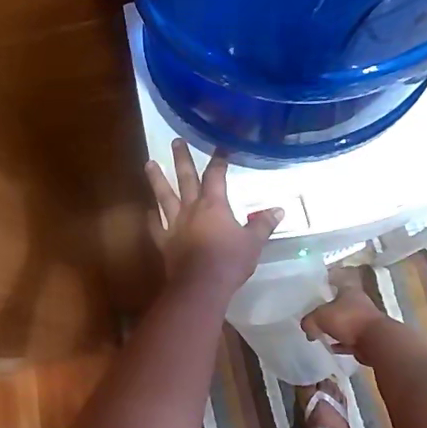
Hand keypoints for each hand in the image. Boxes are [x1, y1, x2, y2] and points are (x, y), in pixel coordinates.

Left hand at [146, 139, 283, 294]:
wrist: (201, 286)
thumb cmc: (230, 261)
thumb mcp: (253, 242)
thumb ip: (263, 224)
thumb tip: (278, 210)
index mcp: (214, 205)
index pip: (216, 175)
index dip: (219, 159)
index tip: (221, 145)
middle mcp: (192, 209)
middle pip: (186, 178)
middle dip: (182, 159)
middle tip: (175, 141)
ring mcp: (175, 225)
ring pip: (164, 196)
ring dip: (157, 180)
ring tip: (149, 163)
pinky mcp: (165, 243)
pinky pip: (156, 227)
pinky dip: (152, 218)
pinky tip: (149, 211)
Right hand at [302, 284, 392, 361]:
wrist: (375, 341)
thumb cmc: (348, 320)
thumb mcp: (320, 317)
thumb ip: (309, 321)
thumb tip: (306, 328)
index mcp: (349, 291)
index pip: (336, 282)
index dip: (326, 283)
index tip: (316, 288)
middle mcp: (358, 303)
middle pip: (340, 304)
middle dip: (328, 310)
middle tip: (313, 315)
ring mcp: (364, 321)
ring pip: (345, 323)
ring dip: (334, 329)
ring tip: (319, 334)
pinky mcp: (366, 338)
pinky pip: (348, 340)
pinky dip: (340, 343)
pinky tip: (329, 348)